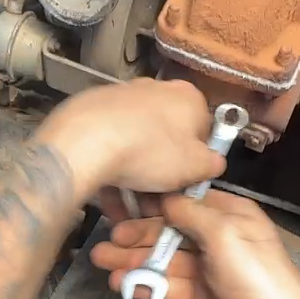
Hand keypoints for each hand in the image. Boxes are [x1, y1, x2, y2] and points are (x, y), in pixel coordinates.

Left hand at [32, 80, 228, 195]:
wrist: (86, 142)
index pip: (203, 131)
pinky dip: (111, 170)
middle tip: (156, 203)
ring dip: (135, 179)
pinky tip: (107, 196)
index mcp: (188, 97)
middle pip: (166, 139)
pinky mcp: (92, 111)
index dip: (195, 163)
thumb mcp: (195, 167)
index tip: (185, 185)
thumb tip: (213, 163)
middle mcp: (156, 90)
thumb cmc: (150, 152)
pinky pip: (110, 145)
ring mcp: (121, 98)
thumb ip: (212, 165)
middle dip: (162, 175)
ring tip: (128, 209)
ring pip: (136, 146)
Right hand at [89, 190, 299, 298]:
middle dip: (136, 235)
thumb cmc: (256, 275)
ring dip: (133, 261)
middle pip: (168, 232)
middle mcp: (215, 239)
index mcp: (229, 216)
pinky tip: (121, 283)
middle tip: (106, 240)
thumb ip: (191, 213)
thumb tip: (164, 197)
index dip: (154, 204)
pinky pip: (165, 286)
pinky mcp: (197, 298)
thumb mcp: (225, 233)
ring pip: (162, 260)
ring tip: (102, 262)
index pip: (185, 202)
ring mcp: (205, 270)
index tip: (122, 202)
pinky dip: (144, 284)